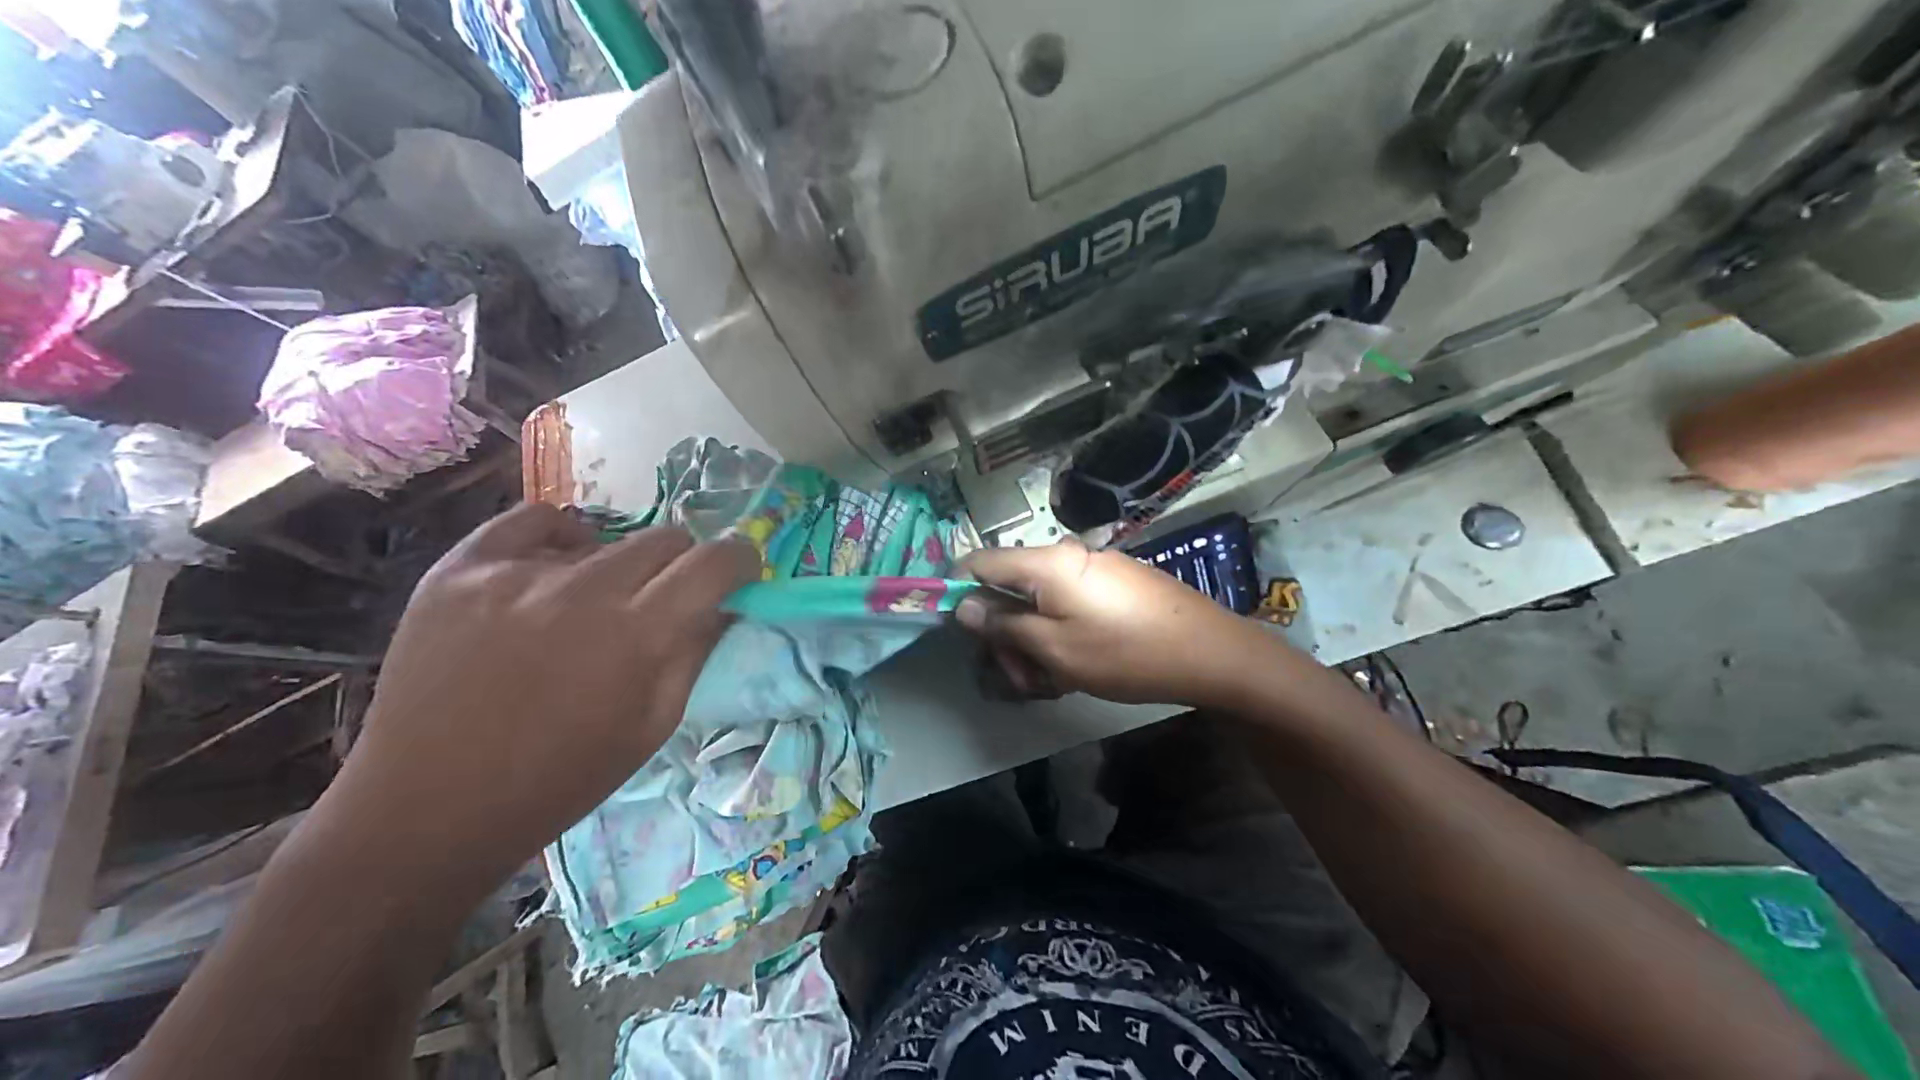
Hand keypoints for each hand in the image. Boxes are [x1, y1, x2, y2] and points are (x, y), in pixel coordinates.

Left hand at [327, 503, 760, 895]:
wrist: (427, 809)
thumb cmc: (560, 779)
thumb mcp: (654, 726)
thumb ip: (697, 653)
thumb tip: (726, 604)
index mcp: (639, 635)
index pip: (715, 562)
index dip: (740, 561)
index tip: (739, 574)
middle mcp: (584, 590)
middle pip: (666, 539)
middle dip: (683, 566)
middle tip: (665, 600)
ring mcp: (516, 573)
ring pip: (607, 536)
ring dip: (621, 566)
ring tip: (594, 606)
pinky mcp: (461, 568)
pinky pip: (534, 521)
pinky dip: (560, 539)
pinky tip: (552, 572)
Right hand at [954, 539, 1275, 707]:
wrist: (1211, 654)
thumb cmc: (1125, 653)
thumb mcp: (1054, 649)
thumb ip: (1004, 625)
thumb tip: (964, 606)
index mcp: (1046, 561)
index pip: (979, 561)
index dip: (961, 593)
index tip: (966, 634)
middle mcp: (1066, 555)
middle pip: (1010, 586)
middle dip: (1005, 633)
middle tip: (1021, 678)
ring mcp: (1093, 568)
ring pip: (1039, 601)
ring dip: (1033, 640)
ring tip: (1052, 681)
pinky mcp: (1114, 584)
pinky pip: (1068, 603)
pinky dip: (1060, 633)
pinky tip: (1076, 666)